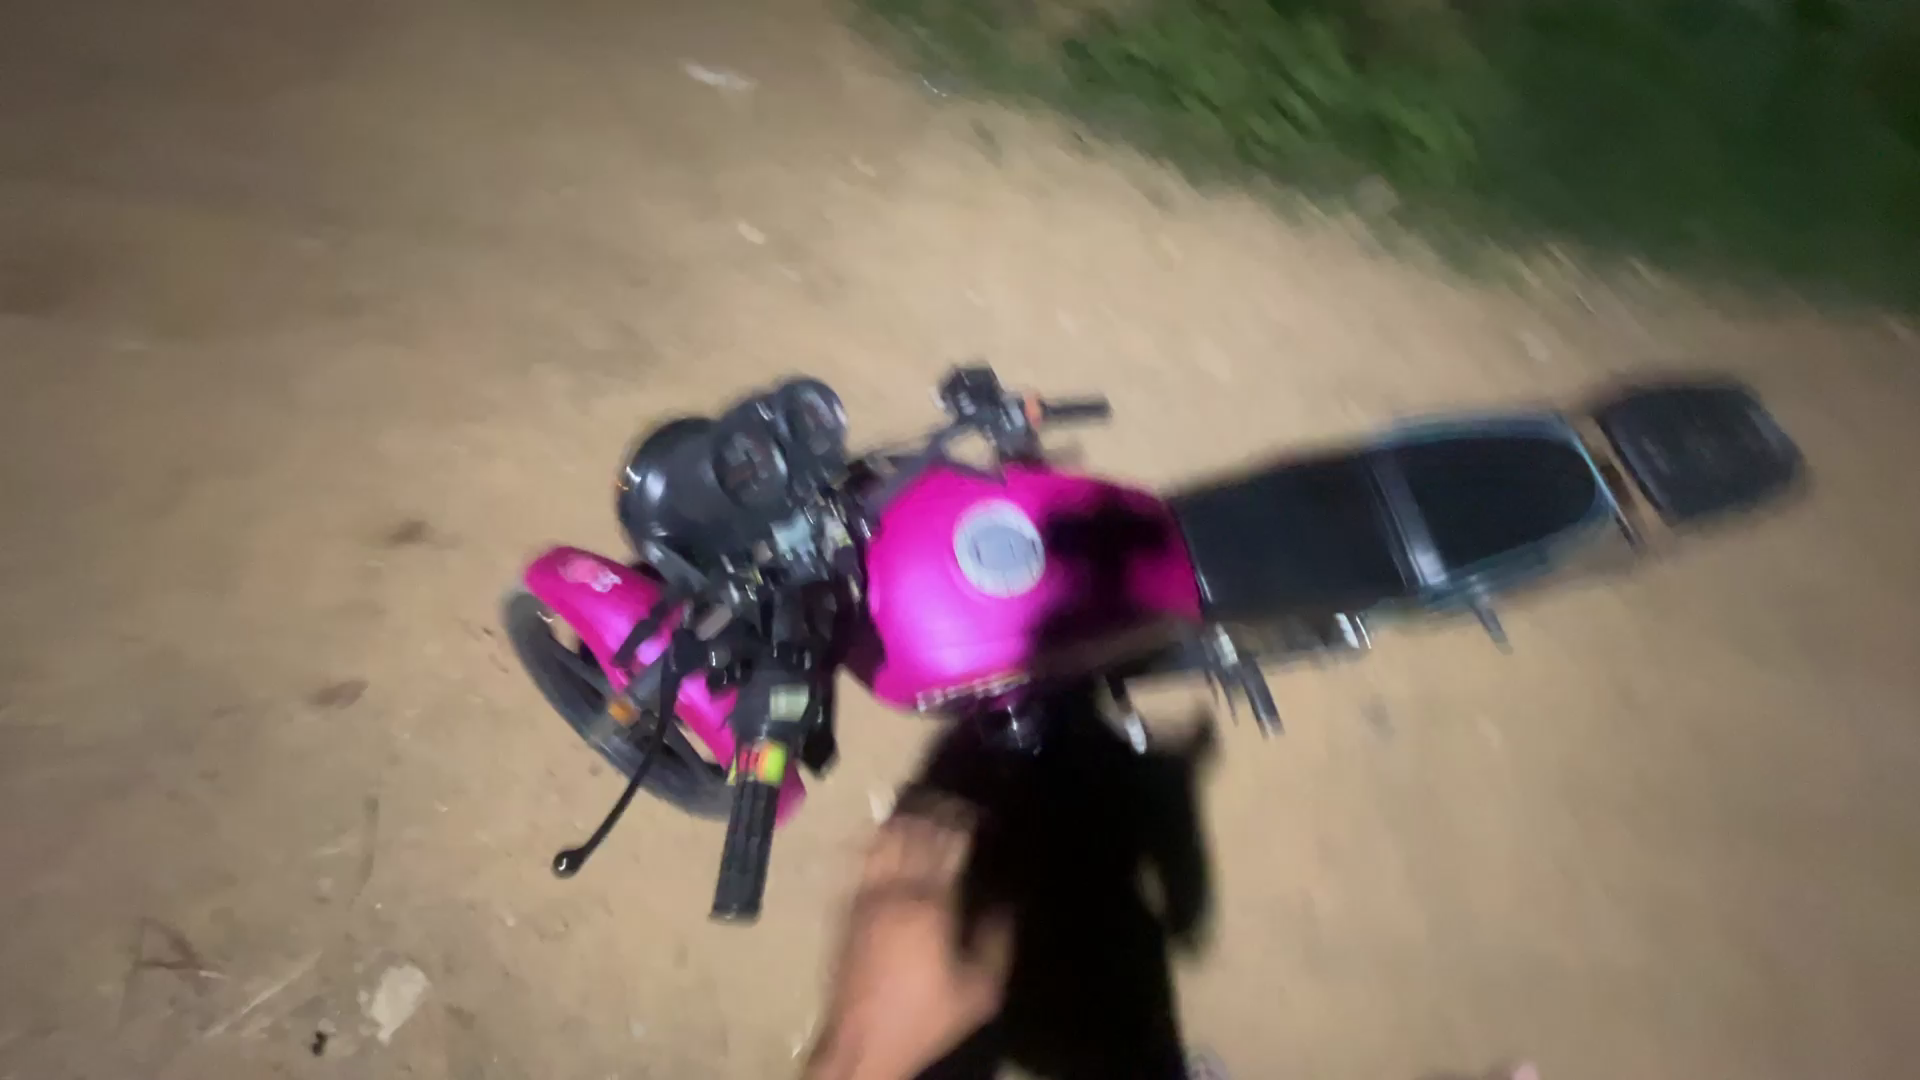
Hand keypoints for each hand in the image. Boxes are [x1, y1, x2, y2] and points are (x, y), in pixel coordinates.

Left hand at [802, 806, 1011, 1079]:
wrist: (861, 1042)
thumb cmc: (924, 1016)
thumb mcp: (979, 990)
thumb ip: (997, 941)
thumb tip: (1006, 902)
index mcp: (931, 902)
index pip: (949, 843)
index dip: (964, 819)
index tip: (978, 810)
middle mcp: (897, 887)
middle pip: (915, 829)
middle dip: (936, 807)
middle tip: (953, 800)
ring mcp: (868, 893)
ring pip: (886, 837)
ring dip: (906, 815)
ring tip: (922, 804)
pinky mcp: (849, 904)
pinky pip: (864, 857)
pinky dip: (877, 836)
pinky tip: (887, 829)